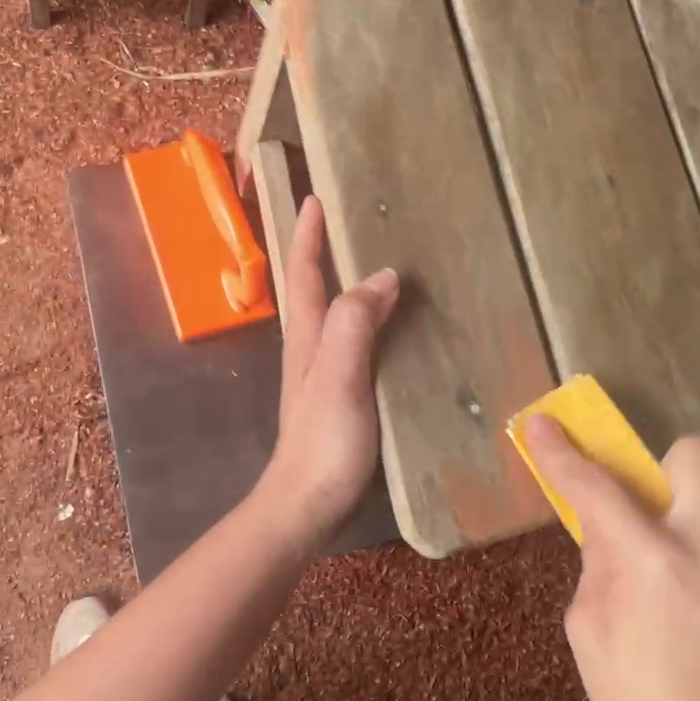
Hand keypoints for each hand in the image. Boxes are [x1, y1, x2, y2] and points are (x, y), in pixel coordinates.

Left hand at [261, 195, 399, 540]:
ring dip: (350, 286)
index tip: (315, 196)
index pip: (304, 274)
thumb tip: (382, 276)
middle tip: (355, 221)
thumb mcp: (339, 376)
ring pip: (335, 316)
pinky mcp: (340, 398)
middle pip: (315, 289)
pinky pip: (355, 344)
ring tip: (384, 266)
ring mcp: (323, 375)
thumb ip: (355, 324)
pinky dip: (370, 323)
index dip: (308, 236)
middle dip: (326, 251)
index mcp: (307, 338)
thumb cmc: (323, 440)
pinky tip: (395, 331)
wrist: (306, 504)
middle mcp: (310, 350)